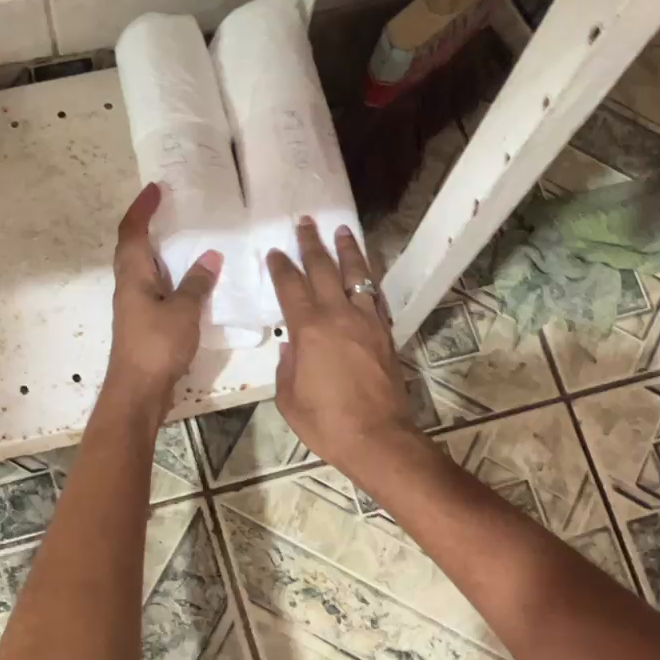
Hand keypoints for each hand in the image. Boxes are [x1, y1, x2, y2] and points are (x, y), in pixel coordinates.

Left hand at [107, 182, 220, 418]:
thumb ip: (197, 284)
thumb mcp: (183, 312)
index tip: (157, 189)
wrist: (138, 393)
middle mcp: (129, 288)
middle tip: (172, 211)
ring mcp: (134, 309)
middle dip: (148, 227)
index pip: (133, 232)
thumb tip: (209, 257)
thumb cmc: (156, 347)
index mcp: (133, 277)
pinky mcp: (144, 327)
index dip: (142, 208)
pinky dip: (170, 281)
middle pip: (133, 249)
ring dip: (161, 255)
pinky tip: (190, 286)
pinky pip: (156, 293)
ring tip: (186, 243)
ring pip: (144, 272)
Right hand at [270, 219, 432, 487]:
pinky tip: (365, 273)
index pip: (291, 287)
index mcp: (309, 330)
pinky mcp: (385, 334)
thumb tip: (290, 346)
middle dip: (312, 244)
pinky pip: (375, 297)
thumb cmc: (326, 423)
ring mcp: (366, 322)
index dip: (281, 266)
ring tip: (342, 231)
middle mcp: (338, 316)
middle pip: (324, 269)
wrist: (377, 437)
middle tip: (305, 223)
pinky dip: (368, 280)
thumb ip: (286, 368)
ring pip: (356, 275)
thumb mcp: (289, 400)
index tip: (275, 250)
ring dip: (347, 251)